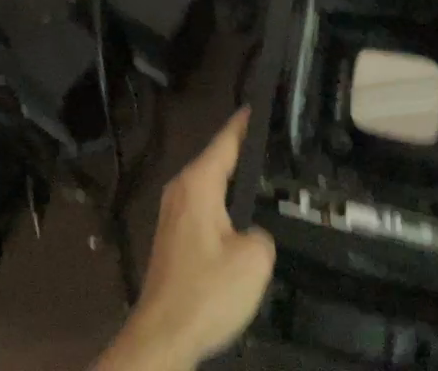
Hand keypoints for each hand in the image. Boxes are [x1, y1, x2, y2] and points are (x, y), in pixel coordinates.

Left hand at [94, 108, 275, 370]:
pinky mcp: (172, 238)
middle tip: (274, 143)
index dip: (245, 122)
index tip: (261, 102)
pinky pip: (204, 209)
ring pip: (209, 187)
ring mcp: (172, 214)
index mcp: (198, 184)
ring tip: (263, 179)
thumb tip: (249, 233)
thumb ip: (262, 233)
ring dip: (233, 184)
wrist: (163, 335)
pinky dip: (223, 207)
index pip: (226, 140)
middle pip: (216, 160)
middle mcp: (180, 190)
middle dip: (242, 152)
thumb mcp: (254, 259)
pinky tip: (240, 221)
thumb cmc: (207, 291)